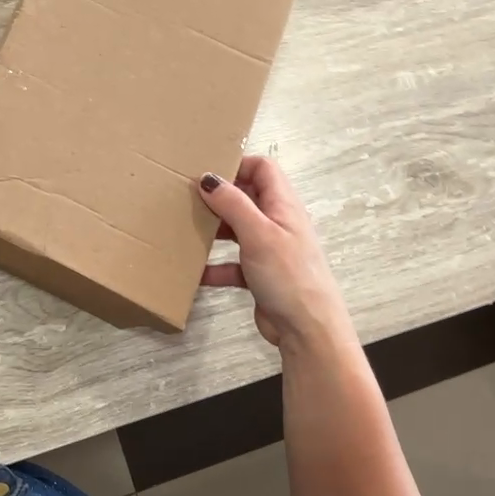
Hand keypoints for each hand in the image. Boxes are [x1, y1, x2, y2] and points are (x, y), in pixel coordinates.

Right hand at [197, 156, 352, 351]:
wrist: (307, 330)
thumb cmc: (288, 276)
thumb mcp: (258, 234)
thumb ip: (232, 203)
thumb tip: (207, 178)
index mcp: (283, 206)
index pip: (263, 169)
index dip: (237, 165)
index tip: (206, 171)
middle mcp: (278, 223)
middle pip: (247, 197)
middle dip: (219, 196)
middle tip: (188, 198)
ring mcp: (269, 250)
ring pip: (237, 229)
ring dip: (214, 229)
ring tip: (187, 228)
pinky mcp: (260, 275)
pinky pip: (233, 263)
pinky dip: (215, 266)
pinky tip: (195, 272)